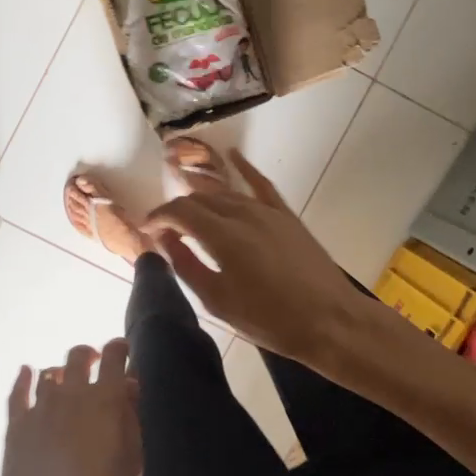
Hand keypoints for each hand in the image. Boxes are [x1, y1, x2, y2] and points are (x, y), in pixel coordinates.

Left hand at [0, 339, 142, 475]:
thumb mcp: (132, 461)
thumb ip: (130, 417)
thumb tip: (128, 385)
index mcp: (105, 399)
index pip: (113, 357)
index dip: (118, 348)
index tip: (122, 349)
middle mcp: (71, 393)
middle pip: (77, 357)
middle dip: (88, 354)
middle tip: (94, 363)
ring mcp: (40, 406)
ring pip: (50, 373)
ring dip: (60, 373)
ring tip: (65, 381)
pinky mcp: (17, 424)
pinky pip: (18, 391)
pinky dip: (24, 378)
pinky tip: (26, 372)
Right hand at [144, 150, 368, 364]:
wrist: (330, 321)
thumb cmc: (270, 319)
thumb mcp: (218, 300)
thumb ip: (186, 265)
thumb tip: (164, 240)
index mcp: (223, 236)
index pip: (180, 212)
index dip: (158, 216)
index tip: (146, 228)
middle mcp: (242, 213)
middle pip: (200, 200)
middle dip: (178, 209)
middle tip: (164, 226)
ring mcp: (267, 211)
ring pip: (226, 193)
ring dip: (202, 194)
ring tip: (185, 198)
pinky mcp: (286, 216)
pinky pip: (261, 185)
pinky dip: (245, 168)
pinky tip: (232, 155)